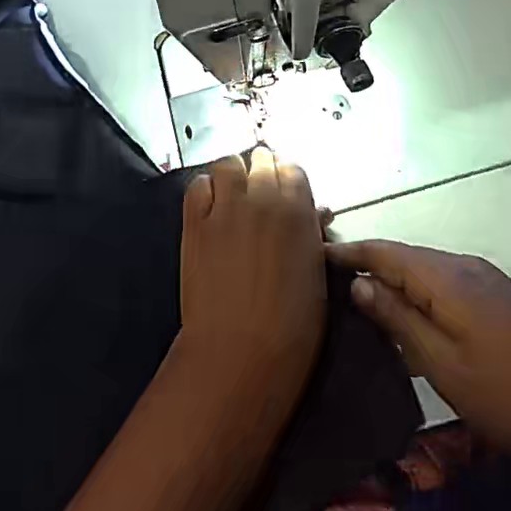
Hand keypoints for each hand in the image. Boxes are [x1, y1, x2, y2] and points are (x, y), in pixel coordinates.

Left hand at [178, 148, 326, 392]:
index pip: (292, 168)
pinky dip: (205, 189)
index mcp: (299, 209)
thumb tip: (312, 213)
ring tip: (233, 195)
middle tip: (258, 192)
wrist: (240, 351)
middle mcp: (261, 197)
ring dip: (232, 175)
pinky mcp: (194, 221)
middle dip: (260, 172)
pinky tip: (210, 207)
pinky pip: (198, 186)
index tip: (283, 189)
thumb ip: (310, 234)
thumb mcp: (315, 274)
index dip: (287, 178)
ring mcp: (224, 207)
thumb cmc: (293, 325)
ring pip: (227, 164)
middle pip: (259, 160)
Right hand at [324, 240, 510, 456]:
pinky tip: (409, 323)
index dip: (347, 251)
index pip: (384, 250)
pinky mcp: (502, 301)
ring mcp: (488, 282)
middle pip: (404, 257)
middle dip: (368, 266)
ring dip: (394, 284)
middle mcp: (466, 267)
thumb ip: (397, 318)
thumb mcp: (442, 363)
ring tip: (361, 305)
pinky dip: (419, 296)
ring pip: (425, 273)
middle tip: (330, 285)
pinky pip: (446, 287)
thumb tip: (359, 283)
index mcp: (448, 276)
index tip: (312, 253)